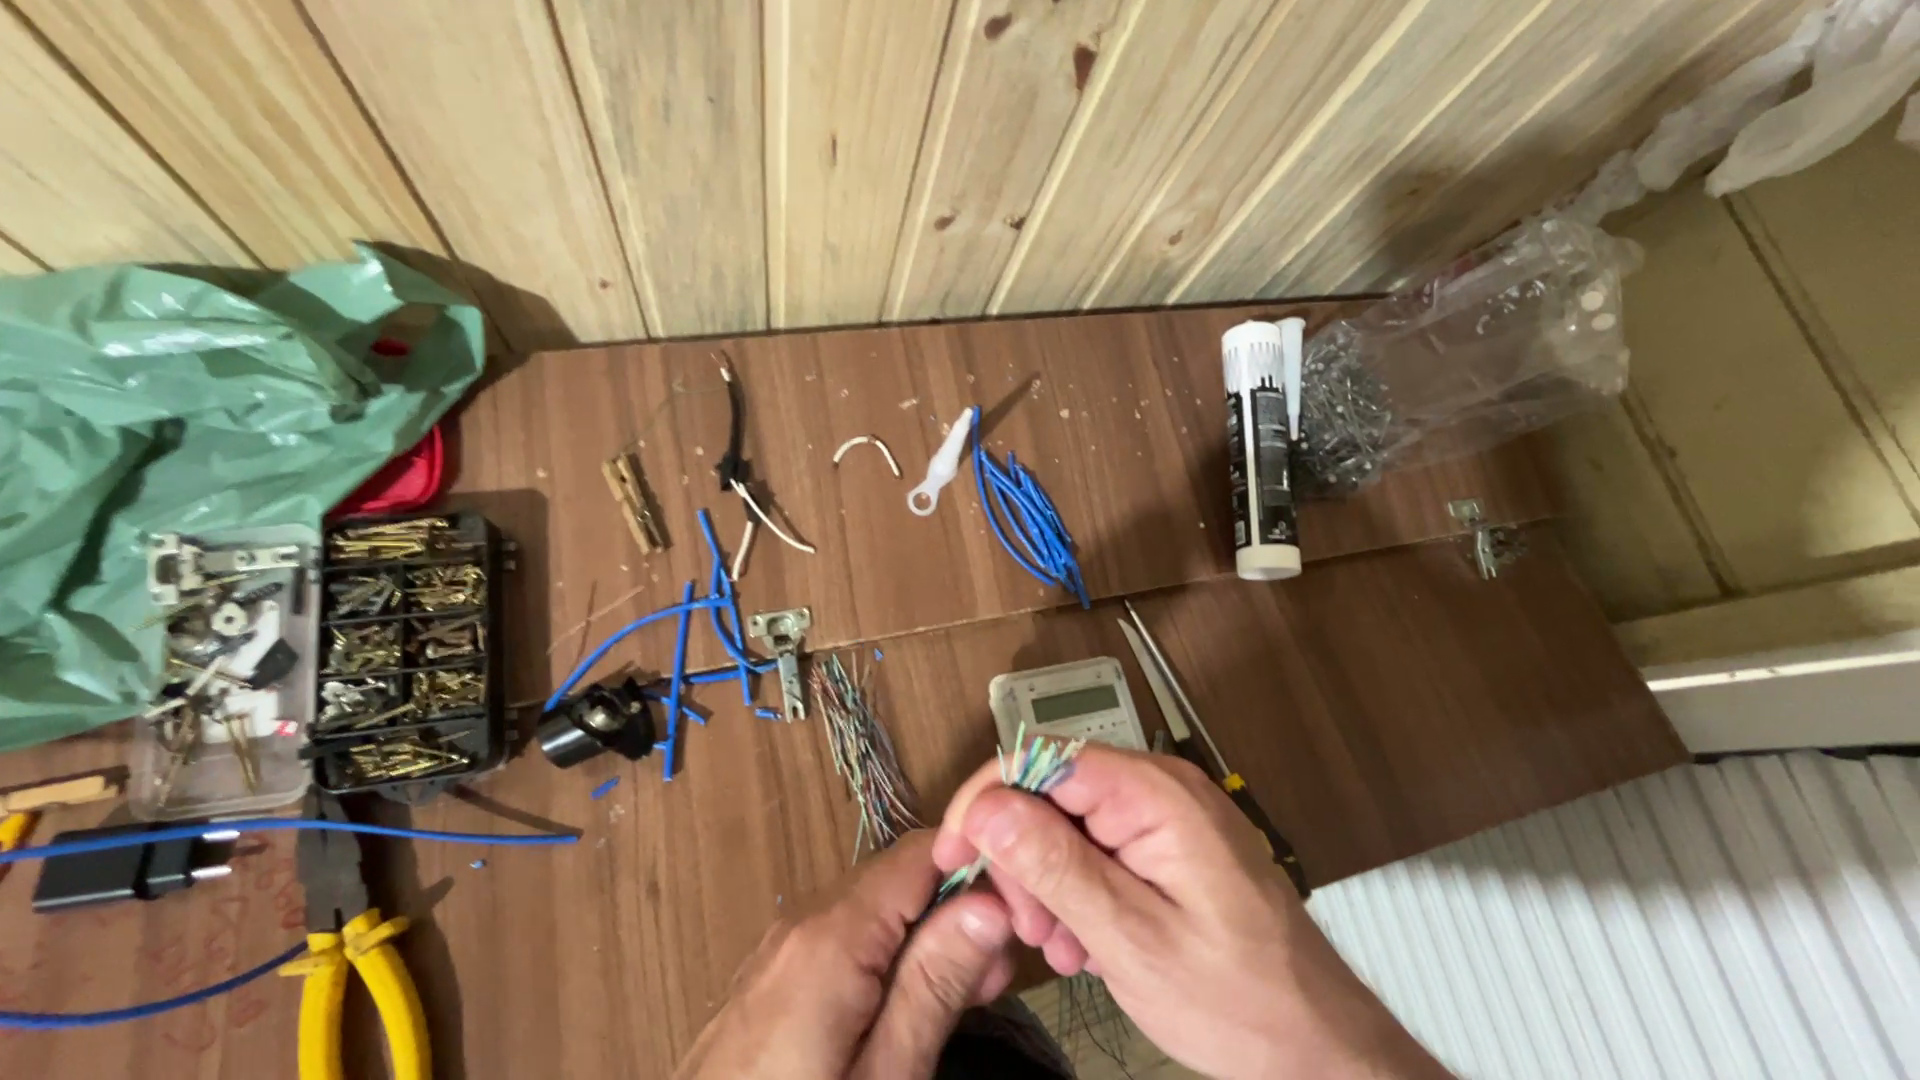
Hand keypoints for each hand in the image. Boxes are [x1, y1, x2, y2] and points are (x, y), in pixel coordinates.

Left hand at [674, 830, 1017, 1079]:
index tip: (1021, 913)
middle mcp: (804, 920)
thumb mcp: (885, 1075)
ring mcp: (782, 947)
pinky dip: (886, 954)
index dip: (979, 868)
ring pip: (875, 909)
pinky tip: (907, 1001)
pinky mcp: (773, 975)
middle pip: (900, 878)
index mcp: (833, 932)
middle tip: (999, 974)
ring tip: (966, 995)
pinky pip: (843, 939)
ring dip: (925, 935)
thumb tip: (990, 902)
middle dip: (956, 908)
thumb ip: (935, 982)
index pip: (923, 851)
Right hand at [933, 745, 1448, 1079]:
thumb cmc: (1234, 998)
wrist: (1318, 1044)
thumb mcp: (1132, 938)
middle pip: (1052, 790)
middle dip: (1020, 854)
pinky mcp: (1166, 844)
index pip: (1041, 758)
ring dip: (1044, 880)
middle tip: (1024, 928)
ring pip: (1067, 822)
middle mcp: (1158, 786)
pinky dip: (1075, 889)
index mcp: (1155, 793)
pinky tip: (1080, 943)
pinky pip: (1097, 847)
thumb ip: (1056, 866)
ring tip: (1056, 946)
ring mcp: (1164, 814)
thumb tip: (985, 807)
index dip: (987, 800)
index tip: (957, 859)